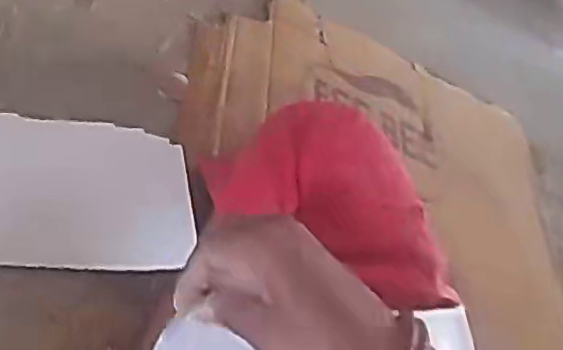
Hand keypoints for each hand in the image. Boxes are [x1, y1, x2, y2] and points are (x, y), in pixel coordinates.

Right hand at [173, 216, 427, 349]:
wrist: (379, 347)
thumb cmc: (321, 339)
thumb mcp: (268, 332)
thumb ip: (229, 309)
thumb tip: (203, 302)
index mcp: (260, 240)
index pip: (209, 247)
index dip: (191, 276)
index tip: (183, 305)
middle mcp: (273, 224)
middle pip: (222, 232)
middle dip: (206, 263)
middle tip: (195, 299)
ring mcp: (292, 230)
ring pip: (240, 233)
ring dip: (225, 259)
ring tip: (215, 294)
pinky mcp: (305, 242)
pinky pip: (260, 238)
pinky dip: (245, 257)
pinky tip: (245, 285)